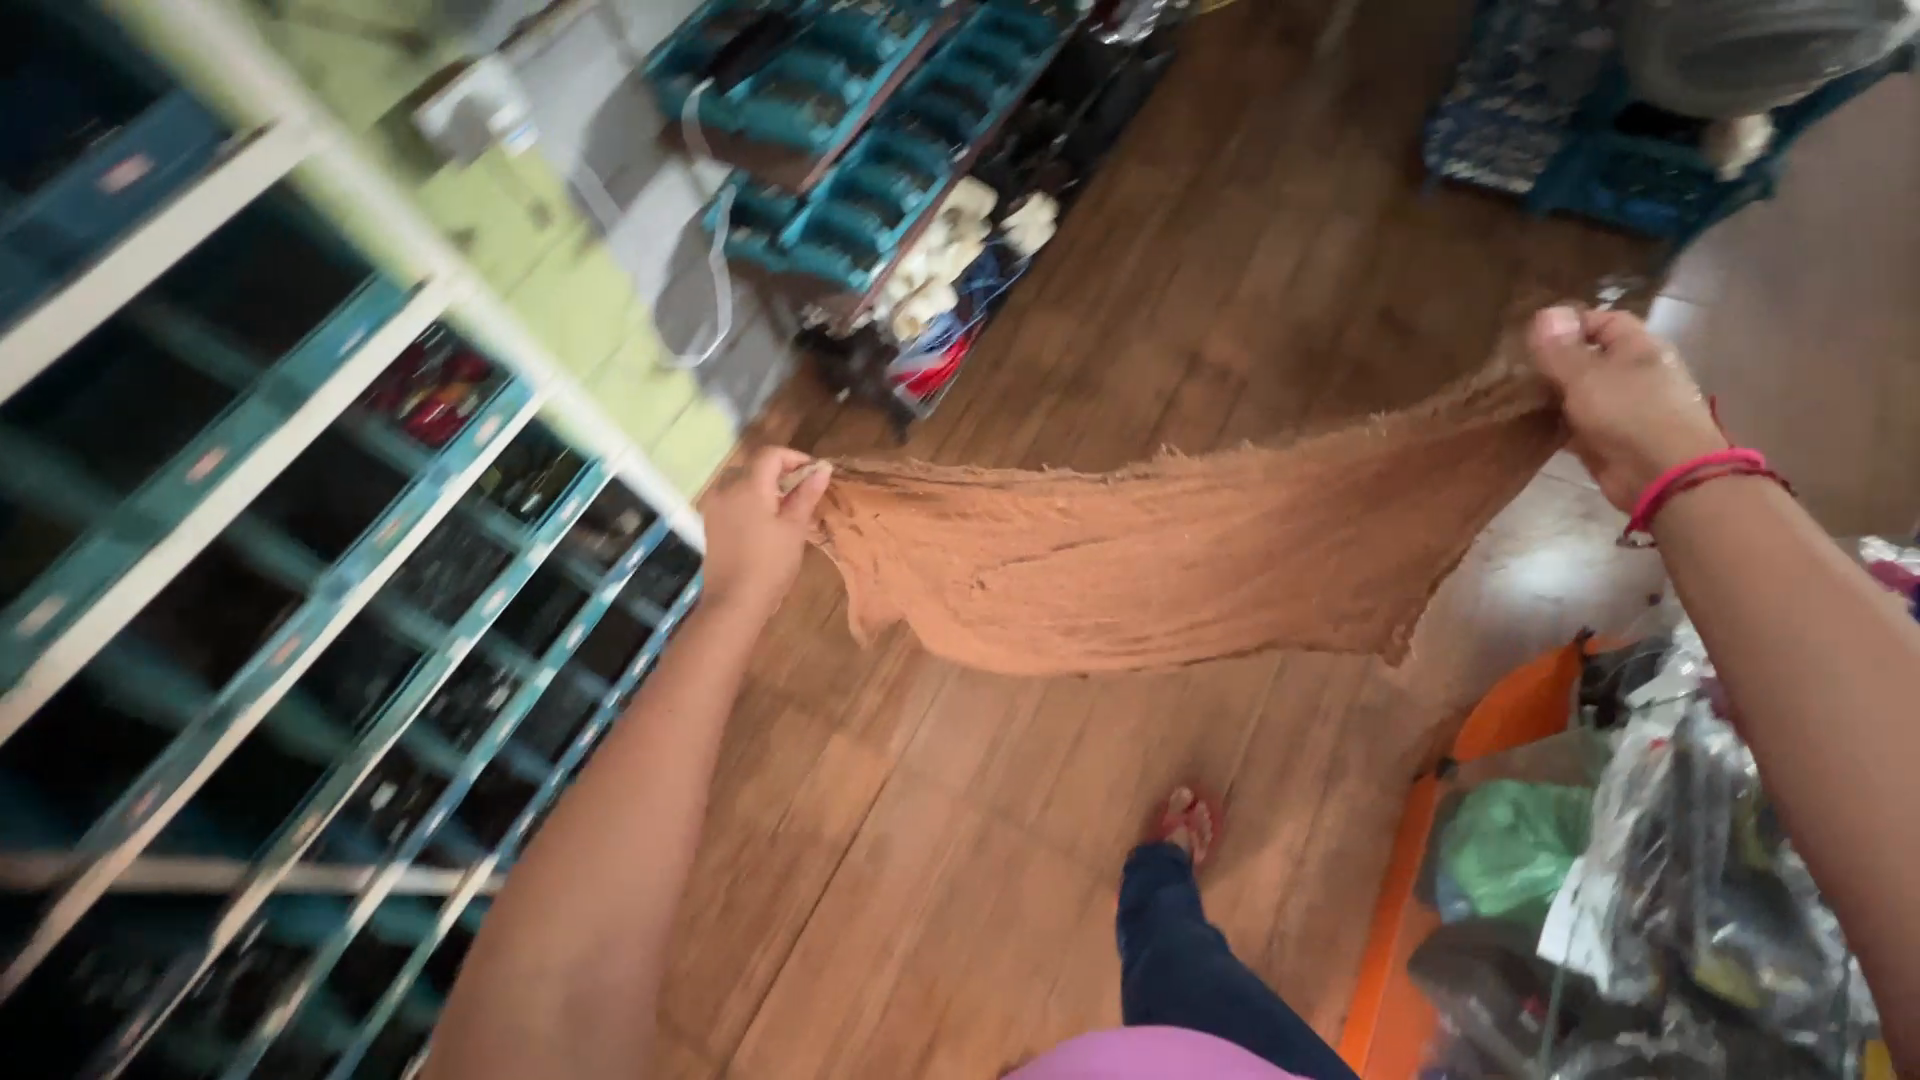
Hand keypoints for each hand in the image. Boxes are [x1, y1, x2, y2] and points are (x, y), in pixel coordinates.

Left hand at [697, 447, 832, 622]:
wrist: (734, 601)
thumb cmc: (770, 564)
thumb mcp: (794, 528)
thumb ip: (806, 494)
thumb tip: (822, 469)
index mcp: (747, 486)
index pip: (770, 454)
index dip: (795, 458)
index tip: (814, 474)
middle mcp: (725, 489)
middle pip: (754, 465)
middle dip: (780, 471)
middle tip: (803, 491)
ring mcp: (714, 506)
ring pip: (741, 481)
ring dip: (764, 485)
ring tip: (786, 507)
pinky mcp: (710, 522)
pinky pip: (732, 498)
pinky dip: (750, 499)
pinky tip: (765, 521)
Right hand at [1528, 306, 1728, 512]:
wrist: (1662, 473)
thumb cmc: (1629, 414)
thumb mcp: (1587, 376)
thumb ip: (1562, 348)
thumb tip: (1545, 311)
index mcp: (1638, 349)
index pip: (1604, 320)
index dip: (1570, 324)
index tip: (1530, 338)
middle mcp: (1633, 373)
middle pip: (1589, 357)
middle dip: (1554, 361)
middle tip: (1513, 369)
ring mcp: (1621, 407)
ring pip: (1579, 391)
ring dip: (1551, 393)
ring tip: (1513, 395)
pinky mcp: (1607, 437)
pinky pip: (1574, 422)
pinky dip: (1554, 422)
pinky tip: (1526, 424)